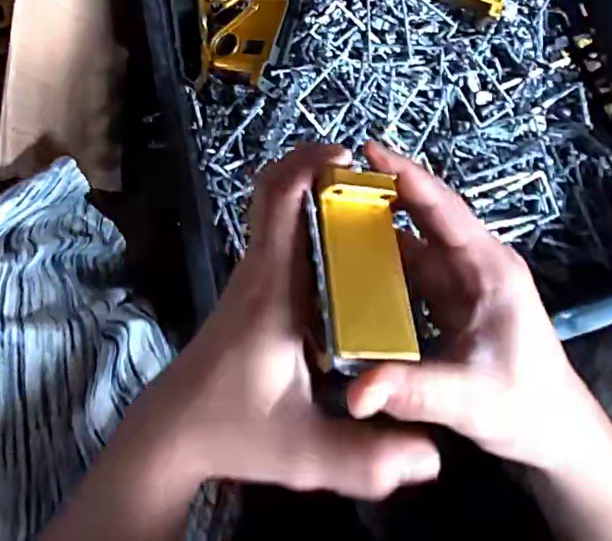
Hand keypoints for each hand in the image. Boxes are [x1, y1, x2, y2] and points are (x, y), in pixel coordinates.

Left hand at [122, 143, 441, 498]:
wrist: (176, 432)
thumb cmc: (235, 430)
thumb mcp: (306, 453)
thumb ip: (369, 458)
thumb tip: (436, 457)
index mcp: (272, 285)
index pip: (279, 200)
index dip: (307, 163)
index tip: (345, 154)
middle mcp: (260, 269)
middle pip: (272, 190)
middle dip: (311, 164)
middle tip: (360, 171)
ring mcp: (254, 276)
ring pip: (274, 209)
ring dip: (309, 189)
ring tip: (363, 200)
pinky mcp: (255, 289)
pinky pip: (280, 234)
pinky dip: (307, 218)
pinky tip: (346, 248)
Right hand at [345, 142, 611, 540]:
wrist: (556, 435)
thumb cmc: (526, 409)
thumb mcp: (469, 401)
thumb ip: (413, 391)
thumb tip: (356, 393)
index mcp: (489, 268)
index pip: (445, 209)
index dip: (408, 176)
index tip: (370, 150)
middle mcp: (476, 262)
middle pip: (429, 211)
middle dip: (389, 186)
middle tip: (342, 170)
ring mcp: (463, 277)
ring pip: (417, 235)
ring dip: (383, 218)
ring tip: (338, 203)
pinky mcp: (451, 294)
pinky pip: (413, 262)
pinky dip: (384, 252)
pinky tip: (355, 251)